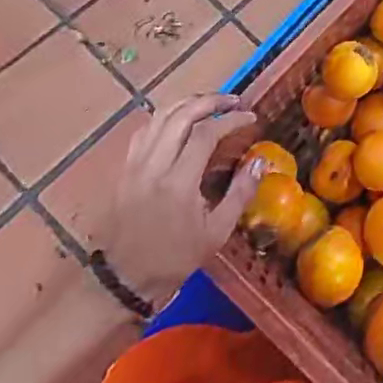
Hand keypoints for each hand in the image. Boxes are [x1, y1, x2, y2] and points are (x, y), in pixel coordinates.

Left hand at [95, 93, 261, 303]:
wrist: (121, 281)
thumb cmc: (173, 259)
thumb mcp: (216, 232)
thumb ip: (240, 192)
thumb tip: (261, 161)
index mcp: (178, 182)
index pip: (206, 133)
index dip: (231, 120)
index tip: (250, 118)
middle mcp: (154, 166)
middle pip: (180, 115)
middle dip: (210, 101)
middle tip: (233, 101)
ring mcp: (135, 166)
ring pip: (159, 118)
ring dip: (187, 105)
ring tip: (210, 104)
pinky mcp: (124, 170)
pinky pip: (145, 131)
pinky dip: (165, 118)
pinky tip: (180, 122)